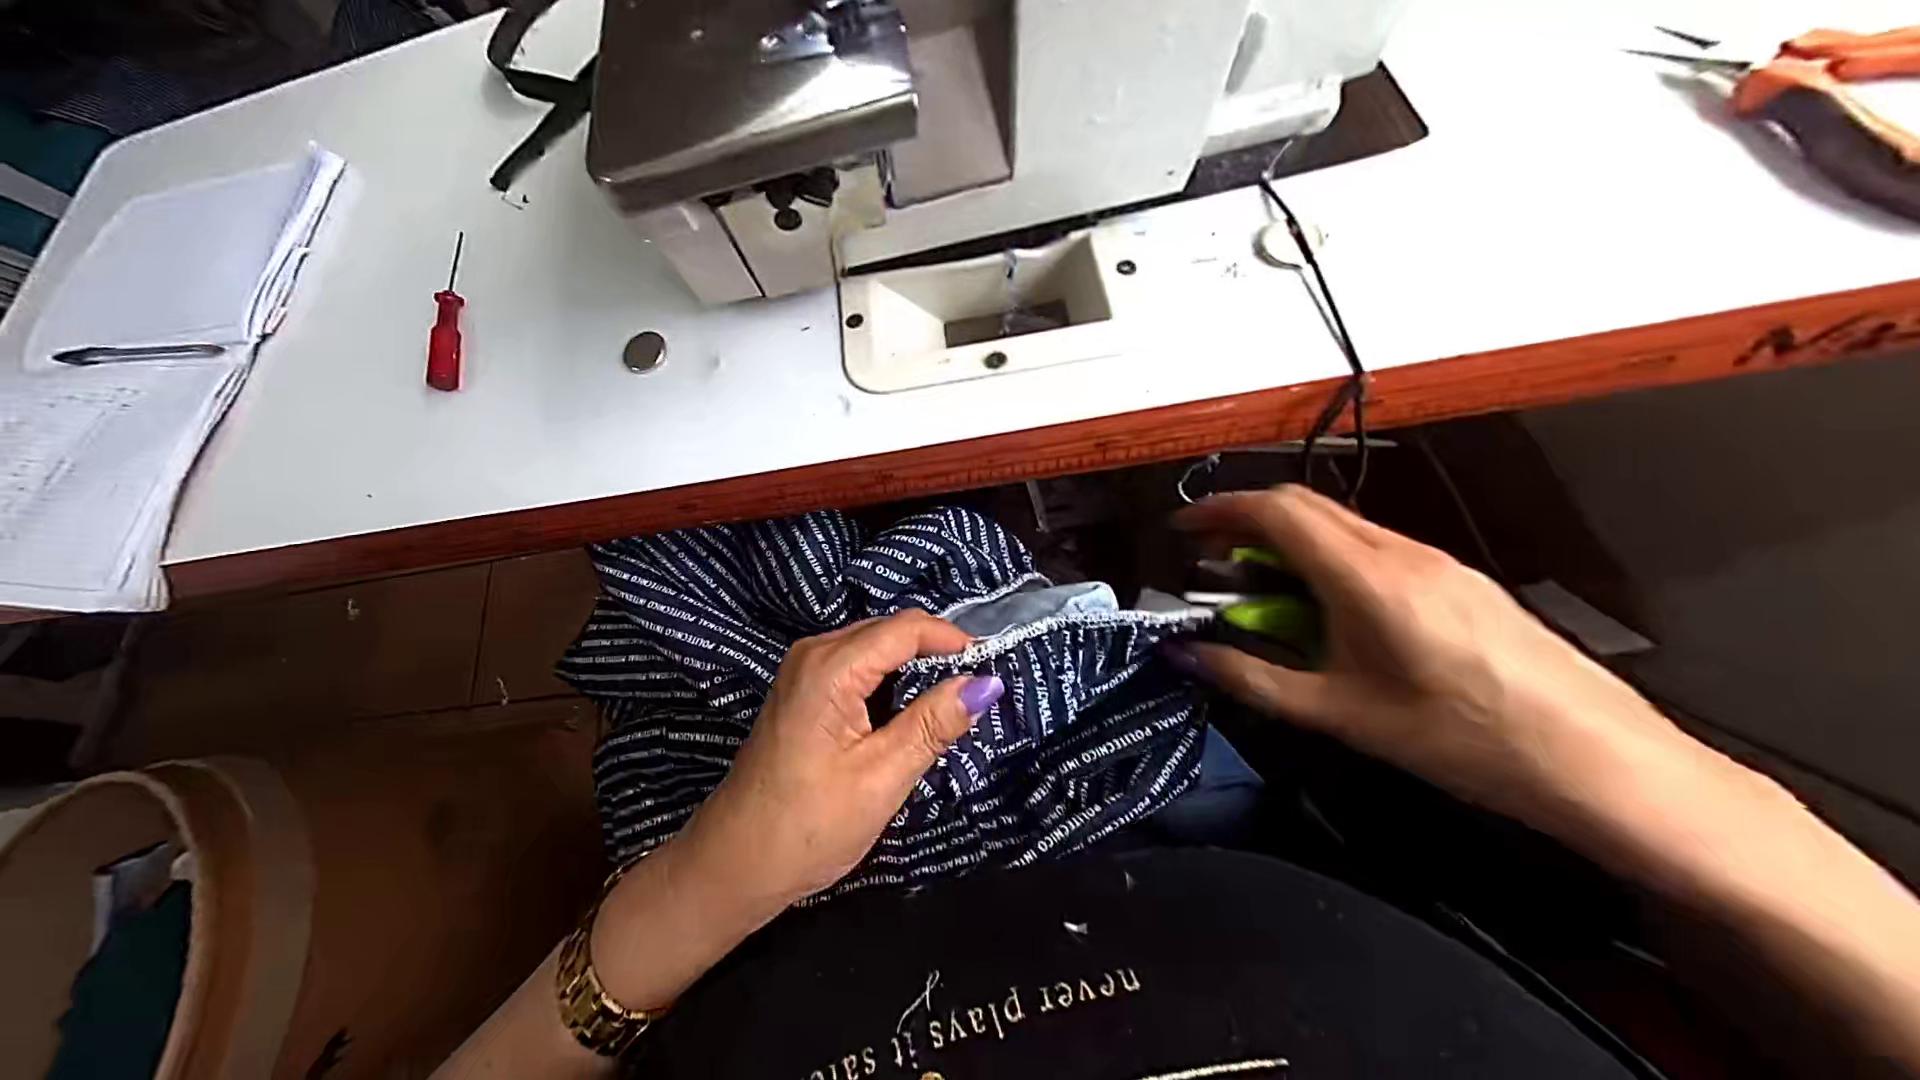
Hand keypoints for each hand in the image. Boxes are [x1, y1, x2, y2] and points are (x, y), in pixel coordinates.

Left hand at [591, 610, 1002, 1012]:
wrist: (733, 863)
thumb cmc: (809, 825)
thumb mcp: (882, 776)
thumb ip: (933, 723)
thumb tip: (986, 683)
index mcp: (830, 667)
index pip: (905, 628)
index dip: (952, 639)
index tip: (992, 664)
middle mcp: (813, 653)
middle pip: (889, 631)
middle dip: (935, 650)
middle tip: (978, 684)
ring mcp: (803, 669)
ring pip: (874, 647)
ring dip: (914, 664)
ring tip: (953, 696)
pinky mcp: (802, 689)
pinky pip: (857, 664)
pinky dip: (890, 677)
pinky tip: (910, 705)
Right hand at [1170, 485, 1727, 841]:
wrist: (1599, 761)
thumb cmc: (1466, 739)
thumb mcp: (1337, 713)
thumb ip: (1249, 678)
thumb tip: (1187, 656)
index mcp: (1366, 579)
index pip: (1275, 512)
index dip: (1220, 510)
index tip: (1186, 526)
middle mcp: (1402, 554)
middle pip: (1304, 505)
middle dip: (1247, 520)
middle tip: (1212, 555)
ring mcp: (1436, 562)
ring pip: (1339, 525)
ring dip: (1287, 542)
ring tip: (1262, 589)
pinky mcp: (1456, 579)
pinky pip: (1373, 548)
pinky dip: (1327, 559)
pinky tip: (1325, 609)